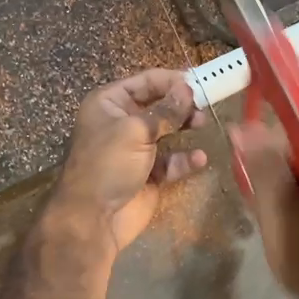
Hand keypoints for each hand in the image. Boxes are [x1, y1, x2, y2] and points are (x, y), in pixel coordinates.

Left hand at [53, 69, 208, 248]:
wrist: (93, 218)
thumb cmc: (108, 164)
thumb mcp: (136, 130)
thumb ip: (166, 110)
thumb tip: (188, 89)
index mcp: (109, 103)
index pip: (145, 81)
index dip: (172, 80)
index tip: (200, 82)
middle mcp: (122, 122)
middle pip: (159, 105)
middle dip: (182, 104)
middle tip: (204, 105)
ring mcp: (136, 148)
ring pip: (168, 131)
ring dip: (186, 127)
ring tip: (202, 125)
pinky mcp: (149, 173)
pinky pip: (171, 160)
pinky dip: (184, 159)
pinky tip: (199, 160)